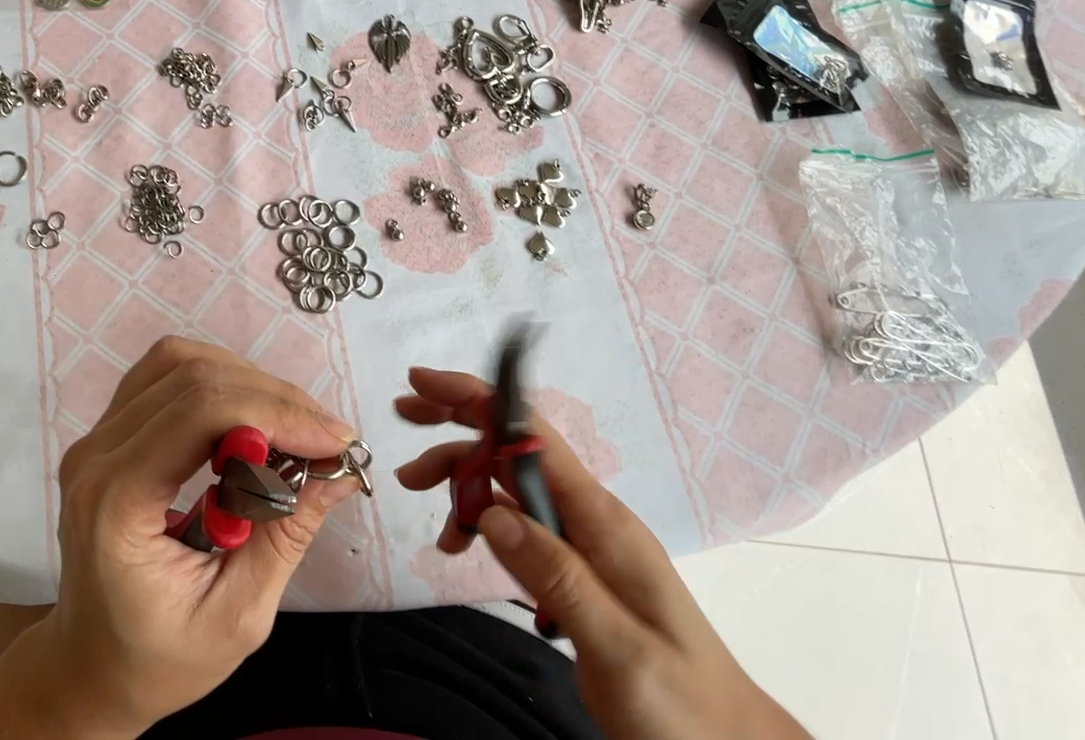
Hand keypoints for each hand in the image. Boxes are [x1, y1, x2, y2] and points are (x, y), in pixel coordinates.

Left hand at [0, 337, 361, 738]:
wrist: (91, 665)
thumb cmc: (159, 658)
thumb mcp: (237, 616)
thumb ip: (285, 534)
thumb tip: (339, 470)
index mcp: (116, 503)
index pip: (197, 413)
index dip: (276, 413)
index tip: (336, 443)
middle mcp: (96, 454)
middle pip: (190, 377)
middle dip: (273, 398)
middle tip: (328, 440)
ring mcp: (97, 438)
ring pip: (177, 361)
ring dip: (248, 384)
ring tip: (295, 430)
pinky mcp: (109, 434)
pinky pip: (165, 377)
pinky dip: (220, 386)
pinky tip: (253, 423)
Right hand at [395, 366, 811, 739]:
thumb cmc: (679, 701)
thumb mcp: (618, 648)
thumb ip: (556, 577)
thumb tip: (491, 512)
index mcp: (601, 520)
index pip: (532, 435)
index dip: (476, 400)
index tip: (424, 383)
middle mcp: (587, 516)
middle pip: (512, 447)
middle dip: (456, 428)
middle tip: (405, 423)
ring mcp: (579, 540)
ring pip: (506, 484)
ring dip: (460, 481)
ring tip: (423, 504)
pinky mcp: (570, 565)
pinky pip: (513, 523)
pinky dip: (478, 521)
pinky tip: (459, 543)